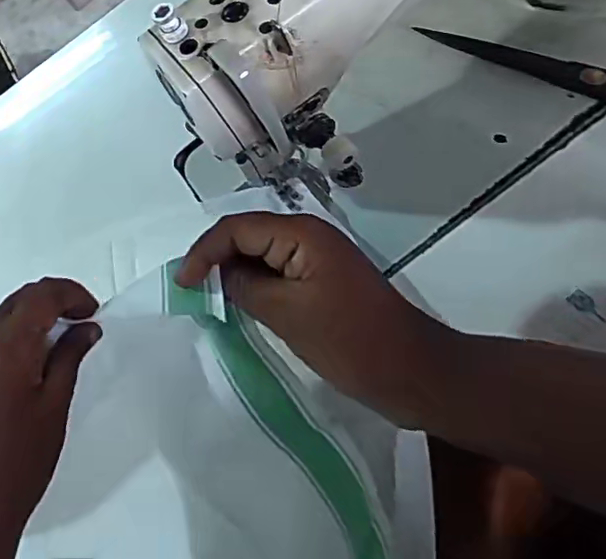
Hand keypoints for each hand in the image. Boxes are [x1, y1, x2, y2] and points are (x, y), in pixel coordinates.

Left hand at [0, 278, 101, 558]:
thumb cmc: (17, 461)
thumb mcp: (54, 407)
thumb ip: (69, 358)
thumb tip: (85, 328)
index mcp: (5, 343)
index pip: (39, 294)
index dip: (70, 293)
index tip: (93, 310)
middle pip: (19, 300)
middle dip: (52, 300)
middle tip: (82, 319)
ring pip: (4, 318)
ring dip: (34, 318)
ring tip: (63, 341)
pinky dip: (16, 337)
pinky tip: (34, 362)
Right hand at [175, 212, 456, 426]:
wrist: (421, 376)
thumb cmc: (355, 344)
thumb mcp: (289, 316)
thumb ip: (245, 287)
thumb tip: (219, 276)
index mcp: (301, 234)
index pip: (236, 229)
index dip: (204, 252)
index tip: (183, 283)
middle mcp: (307, 235)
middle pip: (246, 235)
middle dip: (216, 259)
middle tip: (193, 290)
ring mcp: (316, 257)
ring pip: (260, 252)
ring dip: (234, 272)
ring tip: (210, 297)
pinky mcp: (321, 279)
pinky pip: (276, 270)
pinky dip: (255, 284)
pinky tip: (242, 304)